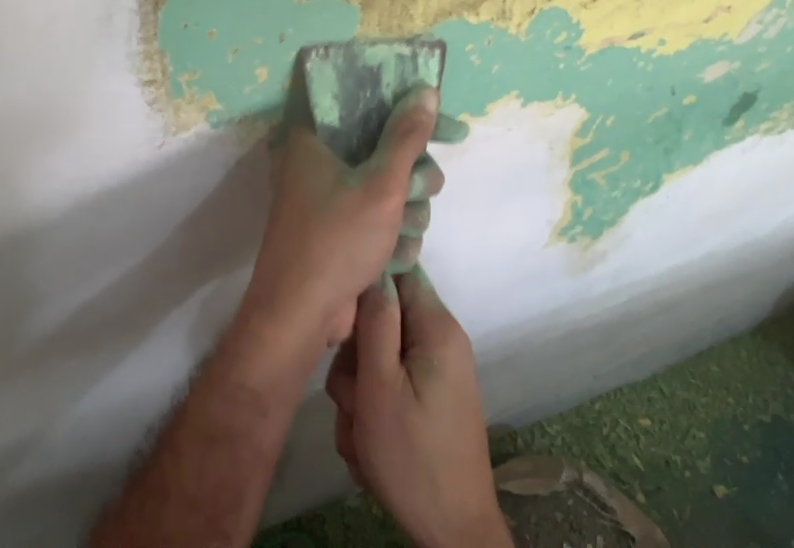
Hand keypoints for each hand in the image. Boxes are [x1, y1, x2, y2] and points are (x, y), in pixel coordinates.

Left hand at [240, 87, 448, 350]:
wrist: (300, 316)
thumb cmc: (335, 242)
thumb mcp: (381, 185)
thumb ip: (407, 136)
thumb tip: (426, 91)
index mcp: (316, 137)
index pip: (373, 104)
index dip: (415, 114)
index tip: (452, 130)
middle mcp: (322, 160)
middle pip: (391, 149)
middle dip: (414, 179)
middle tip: (418, 193)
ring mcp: (334, 196)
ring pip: (397, 187)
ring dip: (408, 213)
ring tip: (398, 237)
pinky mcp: (346, 228)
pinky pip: (387, 216)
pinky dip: (396, 235)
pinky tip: (392, 256)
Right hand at [327, 269, 509, 547]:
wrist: (450, 527)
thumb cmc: (412, 456)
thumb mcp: (380, 387)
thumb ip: (374, 324)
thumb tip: (373, 271)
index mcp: (437, 329)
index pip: (398, 276)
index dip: (365, 291)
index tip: (343, 326)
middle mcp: (440, 343)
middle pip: (380, 325)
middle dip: (355, 364)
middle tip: (356, 401)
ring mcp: (434, 374)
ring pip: (375, 363)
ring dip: (359, 398)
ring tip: (364, 433)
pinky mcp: (426, 401)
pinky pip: (387, 392)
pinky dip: (373, 417)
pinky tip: (373, 447)